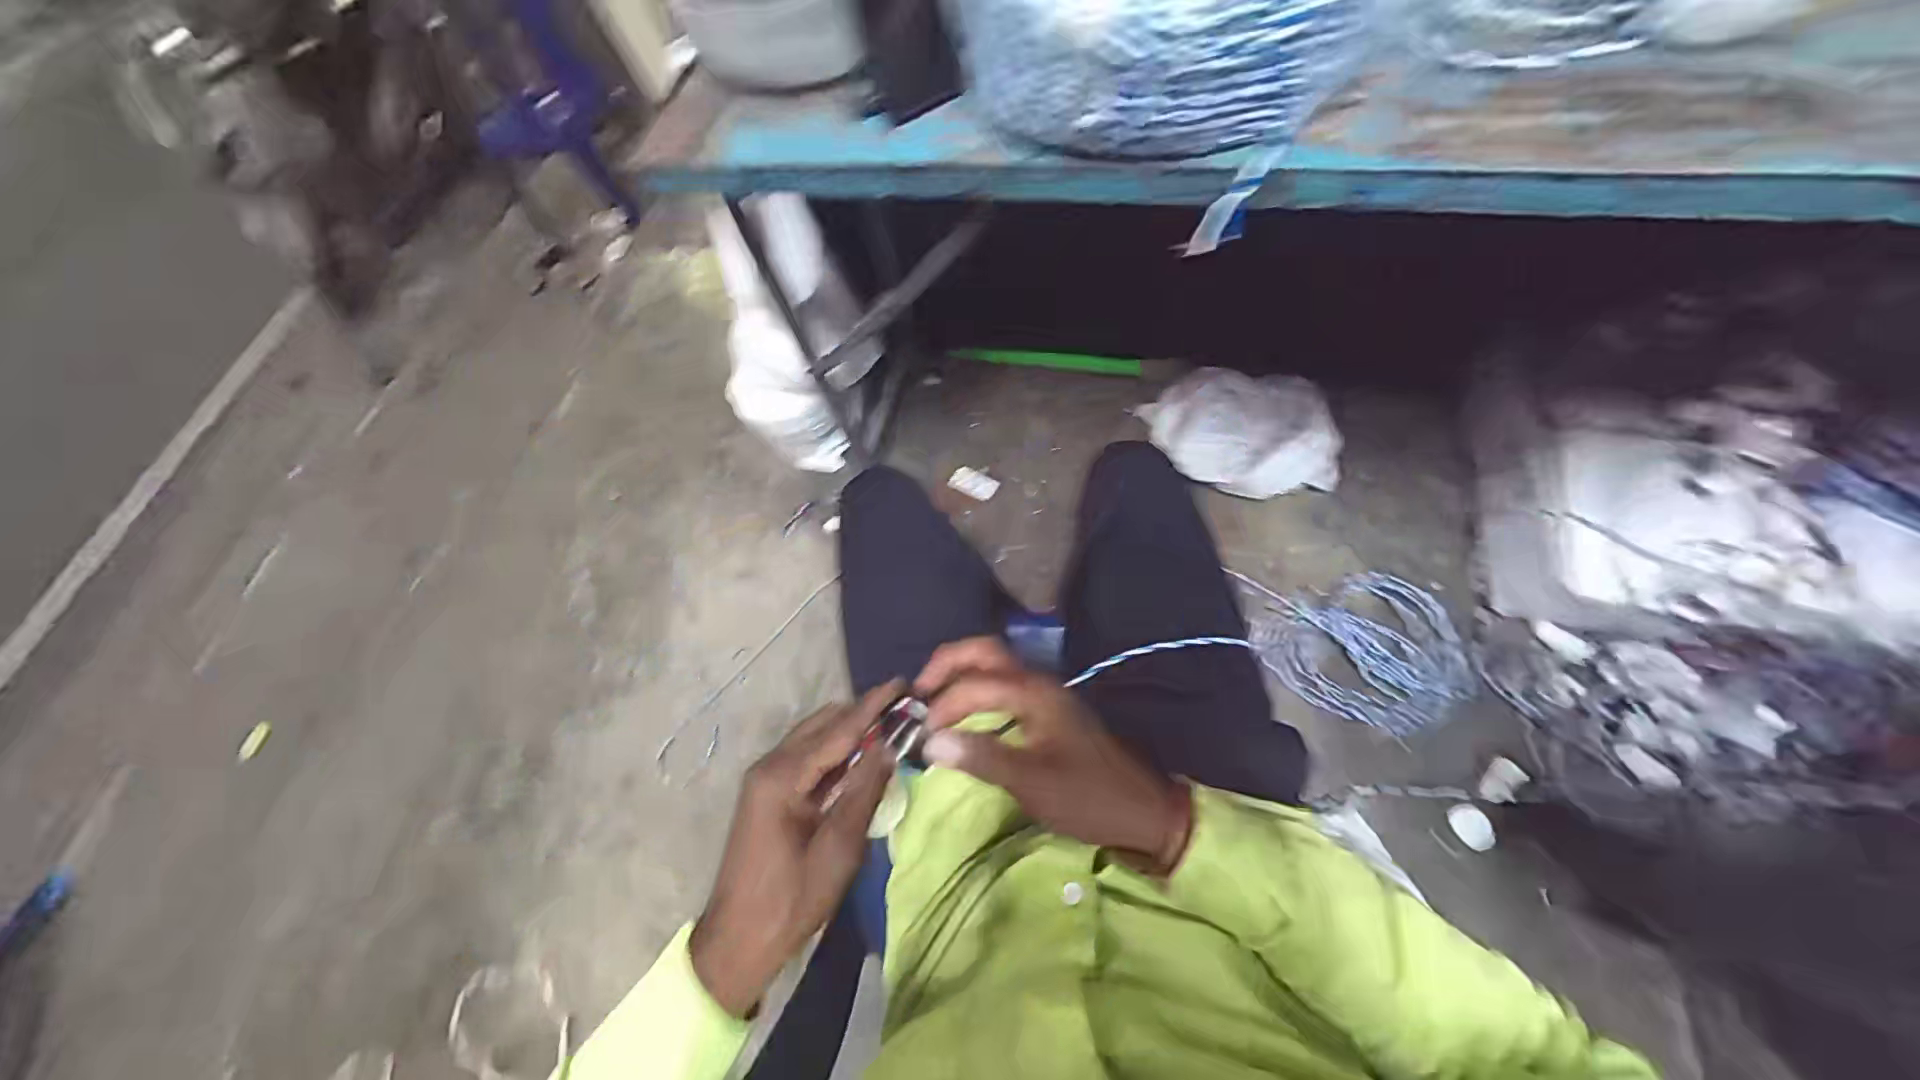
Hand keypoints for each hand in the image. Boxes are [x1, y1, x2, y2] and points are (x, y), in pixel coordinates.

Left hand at [689, 680, 901, 1016]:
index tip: (903, 681)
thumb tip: (891, 744)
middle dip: (863, 713)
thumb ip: (865, 790)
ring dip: (850, 729)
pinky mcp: (767, 791)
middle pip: (824, 723)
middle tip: (903, 710)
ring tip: (889, 727)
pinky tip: (860, 755)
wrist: (737, 942)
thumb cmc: (791, 900)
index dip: (874, 705)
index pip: (839, 728)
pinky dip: (835, 750)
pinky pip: (807, 756)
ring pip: (814, 736)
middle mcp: (770, 765)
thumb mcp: (839, 848)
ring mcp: (764, 777)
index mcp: (783, 776)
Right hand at [914, 638, 1191, 874]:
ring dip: (960, 673)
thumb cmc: (1087, 796)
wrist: (1141, 809)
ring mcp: (1044, 693)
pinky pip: (1003, 683)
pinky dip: (976, 688)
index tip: (920, 734)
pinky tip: (963, 713)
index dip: (942, 704)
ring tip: (932, 699)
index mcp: (1033, 692)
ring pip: (994, 664)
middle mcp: (1037, 681)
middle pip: (984, 652)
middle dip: (946, 664)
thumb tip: (930, 741)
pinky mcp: (1046, 709)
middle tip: (918, 691)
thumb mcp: (1031, 782)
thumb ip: (981, 756)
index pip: (974, 684)